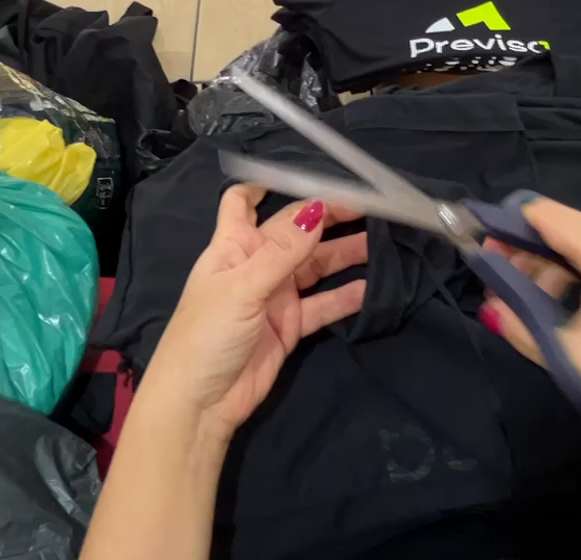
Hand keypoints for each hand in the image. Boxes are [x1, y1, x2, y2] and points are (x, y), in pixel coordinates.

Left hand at [146, 185, 367, 434]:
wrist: (199, 405)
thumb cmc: (207, 333)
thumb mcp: (243, 287)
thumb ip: (283, 250)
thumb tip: (317, 209)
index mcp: (234, 245)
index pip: (243, 202)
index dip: (266, 185)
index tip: (304, 175)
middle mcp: (256, 264)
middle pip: (294, 231)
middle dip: (327, 217)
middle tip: (369, 209)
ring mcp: (274, 295)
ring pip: (314, 265)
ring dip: (343, 253)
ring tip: (381, 243)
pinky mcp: (290, 326)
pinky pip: (323, 304)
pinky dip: (345, 295)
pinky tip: (372, 287)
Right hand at [480, 199, 580, 460]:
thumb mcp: (577, 359)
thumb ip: (522, 328)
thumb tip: (491, 307)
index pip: (542, 212)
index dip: (506, 230)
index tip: (485, 262)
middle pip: (569, 232)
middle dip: (533, 261)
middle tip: (516, 303)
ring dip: (565, 277)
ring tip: (557, 323)